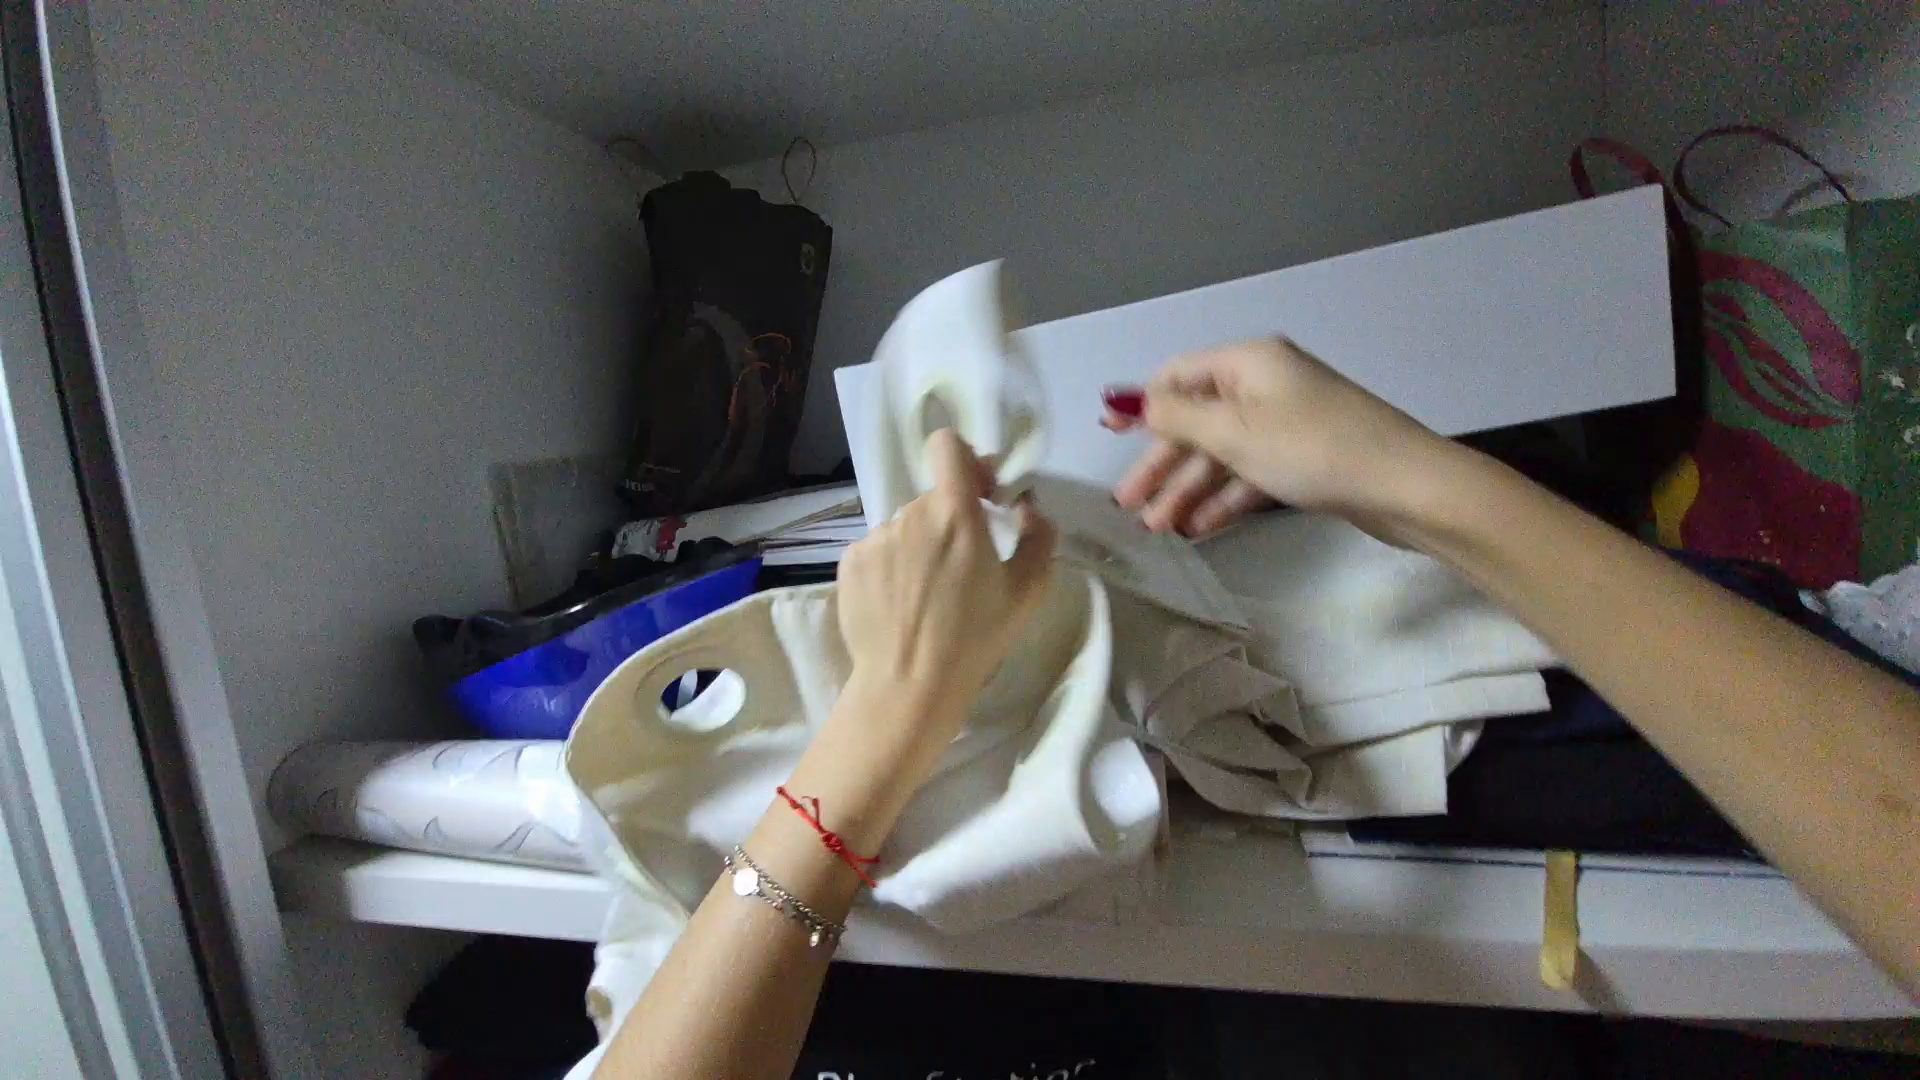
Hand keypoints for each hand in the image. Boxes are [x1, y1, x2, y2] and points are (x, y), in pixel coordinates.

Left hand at [828, 428, 1056, 786]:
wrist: (910, 685)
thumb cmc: (976, 638)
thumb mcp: (1028, 591)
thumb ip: (1039, 535)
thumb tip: (1026, 507)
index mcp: (954, 512)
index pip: (947, 446)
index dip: (966, 461)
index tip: (980, 496)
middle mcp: (908, 514)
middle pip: (932, 499)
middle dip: (949, 520)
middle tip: (961, 570)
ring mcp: (874, 537)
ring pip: (904, 527)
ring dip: (919, 547)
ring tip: (927, 596)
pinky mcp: (849, 562)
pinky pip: (877, 550)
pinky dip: (891, 567)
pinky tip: (899, 604)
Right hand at [1106, 338, 1460, 538]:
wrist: (1405, 486)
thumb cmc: (1311, 448)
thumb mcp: (1232, 431)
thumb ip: (1172, 416)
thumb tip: (1121, 397)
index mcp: (1247, 363)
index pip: (1178, 376)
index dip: (1141, 406)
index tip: (1107, 435)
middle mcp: (1263, 387)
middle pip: (1195, 422)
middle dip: (1160, 465)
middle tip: (1128, 506)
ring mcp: (1284, 424)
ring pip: (1220, 455)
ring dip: (1187, 490)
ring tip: (1159, 529)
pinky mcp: (1301, 459)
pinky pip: (1248, 474)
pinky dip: (1222, 499)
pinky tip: (1198, 528)